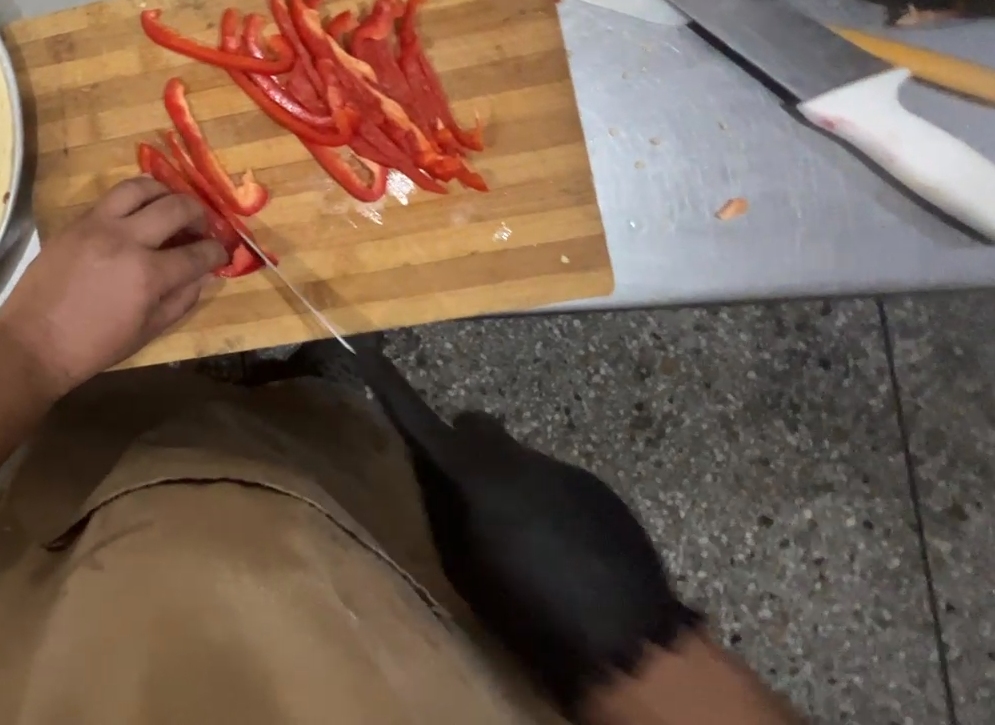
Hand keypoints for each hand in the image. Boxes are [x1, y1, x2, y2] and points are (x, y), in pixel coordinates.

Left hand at [0, 177, 226, 394]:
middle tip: (200, 226)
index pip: (196, 253)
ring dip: (164, 192)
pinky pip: (110, 199)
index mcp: (147, 275)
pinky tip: (135, 215)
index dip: (217, 251)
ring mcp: (96, 225)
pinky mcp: (74, 222)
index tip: (221, 251)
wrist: (33, 342)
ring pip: (140, 187)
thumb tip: (202, 276)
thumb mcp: (145, 332)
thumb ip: (179, 300)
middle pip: (175, 207)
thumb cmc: (92, 347)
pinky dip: (131, 201)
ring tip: (170, 206)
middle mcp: (125, 239)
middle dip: (198, 213)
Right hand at [412, 412, 701, 710]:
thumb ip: (438, 504)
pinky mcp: (595, 488)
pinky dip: (543, 503)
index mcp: (469, 472)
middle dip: (462, 445)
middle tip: (460, 487)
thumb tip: (423, 469)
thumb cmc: (521, 605)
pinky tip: (556, 544)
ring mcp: (558, 468)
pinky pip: (552, 482)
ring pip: (514, 458)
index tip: (369, 354)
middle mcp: (511, 456)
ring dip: (507, 483)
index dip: (389, 385)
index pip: (416, 416)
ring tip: (517, 534)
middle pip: (473, 426)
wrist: (625, 640)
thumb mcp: (458, 560)